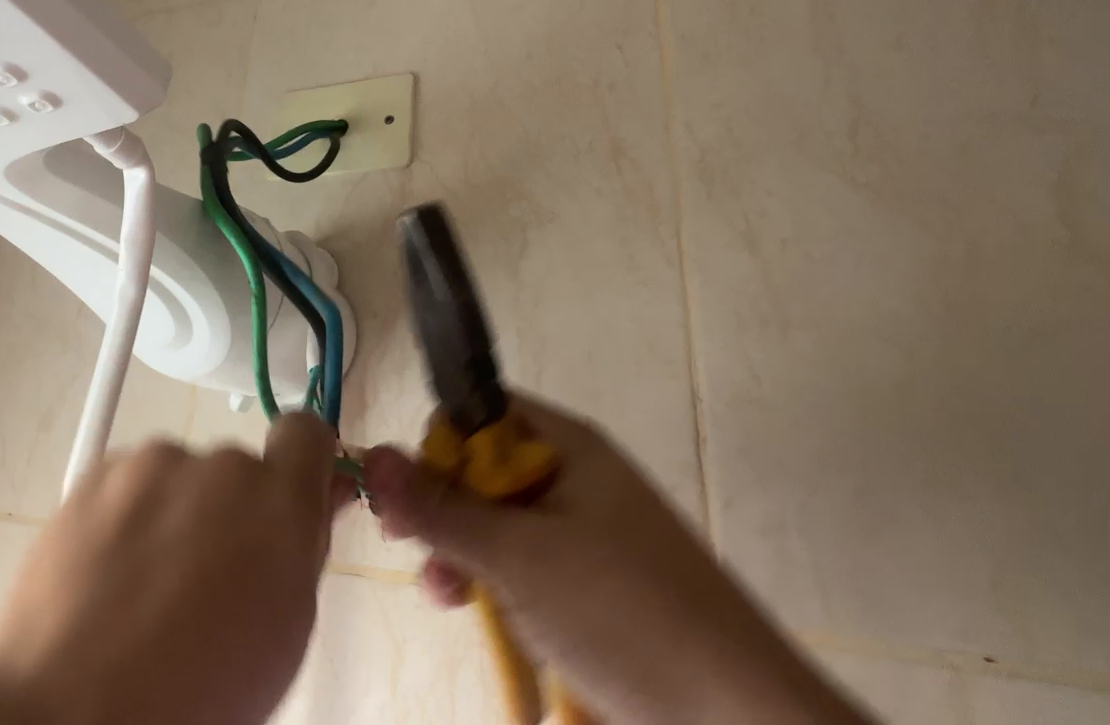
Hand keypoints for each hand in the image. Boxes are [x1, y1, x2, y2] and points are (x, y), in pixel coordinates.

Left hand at [0, 413, 349, 724]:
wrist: (69, 706)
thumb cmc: (196, 691)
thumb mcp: (284, 631)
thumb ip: (305, 547)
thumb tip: (320, 498)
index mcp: (280, 505)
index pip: (308, 433)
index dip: (301, 460)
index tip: (290, 495)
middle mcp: (223, 467)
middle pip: (240, 468)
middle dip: (232, 509)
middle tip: (206, 577)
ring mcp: (155, 464)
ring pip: (183, 475)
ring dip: (179, 509)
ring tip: (146, 582)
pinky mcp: (98, 472)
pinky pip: (132, 480)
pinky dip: (130, 512)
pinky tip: (110, 571)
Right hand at [362, 394, 867, 724]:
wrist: (737, 714)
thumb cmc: (624, 612)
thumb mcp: (519, 557)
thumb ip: (442, 509)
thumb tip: (372, 456)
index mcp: (567, 446)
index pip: (479, 414)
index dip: (436, 447)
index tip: (404, 497)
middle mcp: (575, 477)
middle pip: (483, 471)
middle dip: (444, 510)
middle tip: (415, 552)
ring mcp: (587, 532)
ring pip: (500, 524)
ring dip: (465, 555)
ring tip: (445, 598)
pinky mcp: (593, 583)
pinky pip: (527, 566)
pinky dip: (498, 586)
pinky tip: (480, 617)